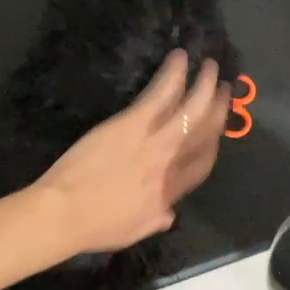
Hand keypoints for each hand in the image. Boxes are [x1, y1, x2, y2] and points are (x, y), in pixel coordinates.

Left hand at [32, 50, 231, 253]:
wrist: (64, 213)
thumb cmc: (93, 226)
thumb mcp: (133, 231)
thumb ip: (155, 220)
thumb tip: (169, 214)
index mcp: (169, 193)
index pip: (202, 165)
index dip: (213, 145)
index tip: (217, 132)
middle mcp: (169, 164)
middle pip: (205, 132)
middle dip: (218, 109)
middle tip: (225, 91)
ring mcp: (154, 142)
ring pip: (191, 110)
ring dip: (204, 86)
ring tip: (212, 67)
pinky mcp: (132, 124)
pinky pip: (160, 95)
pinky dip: (173, 75)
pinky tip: (179, 58)